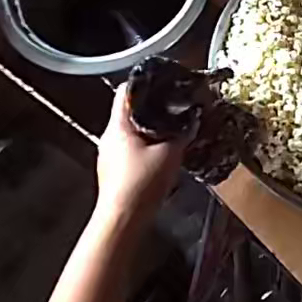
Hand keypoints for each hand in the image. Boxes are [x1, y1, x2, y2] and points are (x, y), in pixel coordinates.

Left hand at [95, 82, 184, 213]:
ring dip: (149, 129)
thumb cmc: (141, 184)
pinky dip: (145, 146)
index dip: (145, 82)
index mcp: (118, 125)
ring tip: (171, 131)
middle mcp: (109, 137)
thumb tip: (193, 121)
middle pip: (130, 111)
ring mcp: (108, 154)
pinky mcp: (113, 170)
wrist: (123, 220)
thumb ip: (182, 134)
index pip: (126, 91)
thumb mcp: (170, 154)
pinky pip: (130, 149)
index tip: (162, 81)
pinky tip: (161, 155)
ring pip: (130, 132)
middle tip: (174, 107)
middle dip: (152, 108)